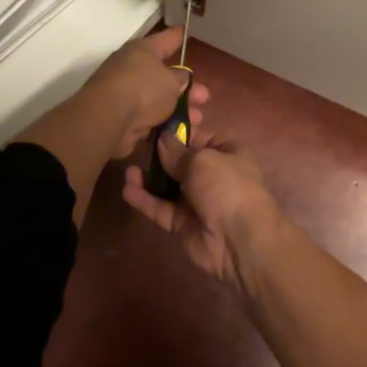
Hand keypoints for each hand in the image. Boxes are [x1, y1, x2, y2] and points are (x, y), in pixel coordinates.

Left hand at [77, 26, 208, 158]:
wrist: (108, 118)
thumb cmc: (144, 89)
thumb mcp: (172, 81)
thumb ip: (181, 79)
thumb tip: (181, 76)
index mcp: (143, 51)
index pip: (166, 39)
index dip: (178, 36)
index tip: (186, 31)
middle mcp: (132, 68)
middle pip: (164, 75)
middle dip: (187, 87)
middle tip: (205, 97)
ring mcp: (126, 93)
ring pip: (159, 99)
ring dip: (180, 109)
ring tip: (198, 119)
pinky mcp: (123, 117)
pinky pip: (150, 118)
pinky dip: (165, 124)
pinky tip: (181, 133)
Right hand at [123, 126, 281, 288]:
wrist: (240, 241)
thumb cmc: (226, 186)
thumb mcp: (202, 160)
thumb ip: (177, 151)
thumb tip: (162, 138)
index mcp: (227, 153)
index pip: (199, 137)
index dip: (178, 132)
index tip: (153, 125)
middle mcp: (212, 175)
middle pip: (180, 161)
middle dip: (159, 155)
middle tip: (135, 146)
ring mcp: (196, 201)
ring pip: (167, 186)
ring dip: (148, 178)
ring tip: (128, 170)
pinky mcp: (182, 224)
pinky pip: (161, 208)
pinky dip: (145, 199)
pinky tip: (127, 189)